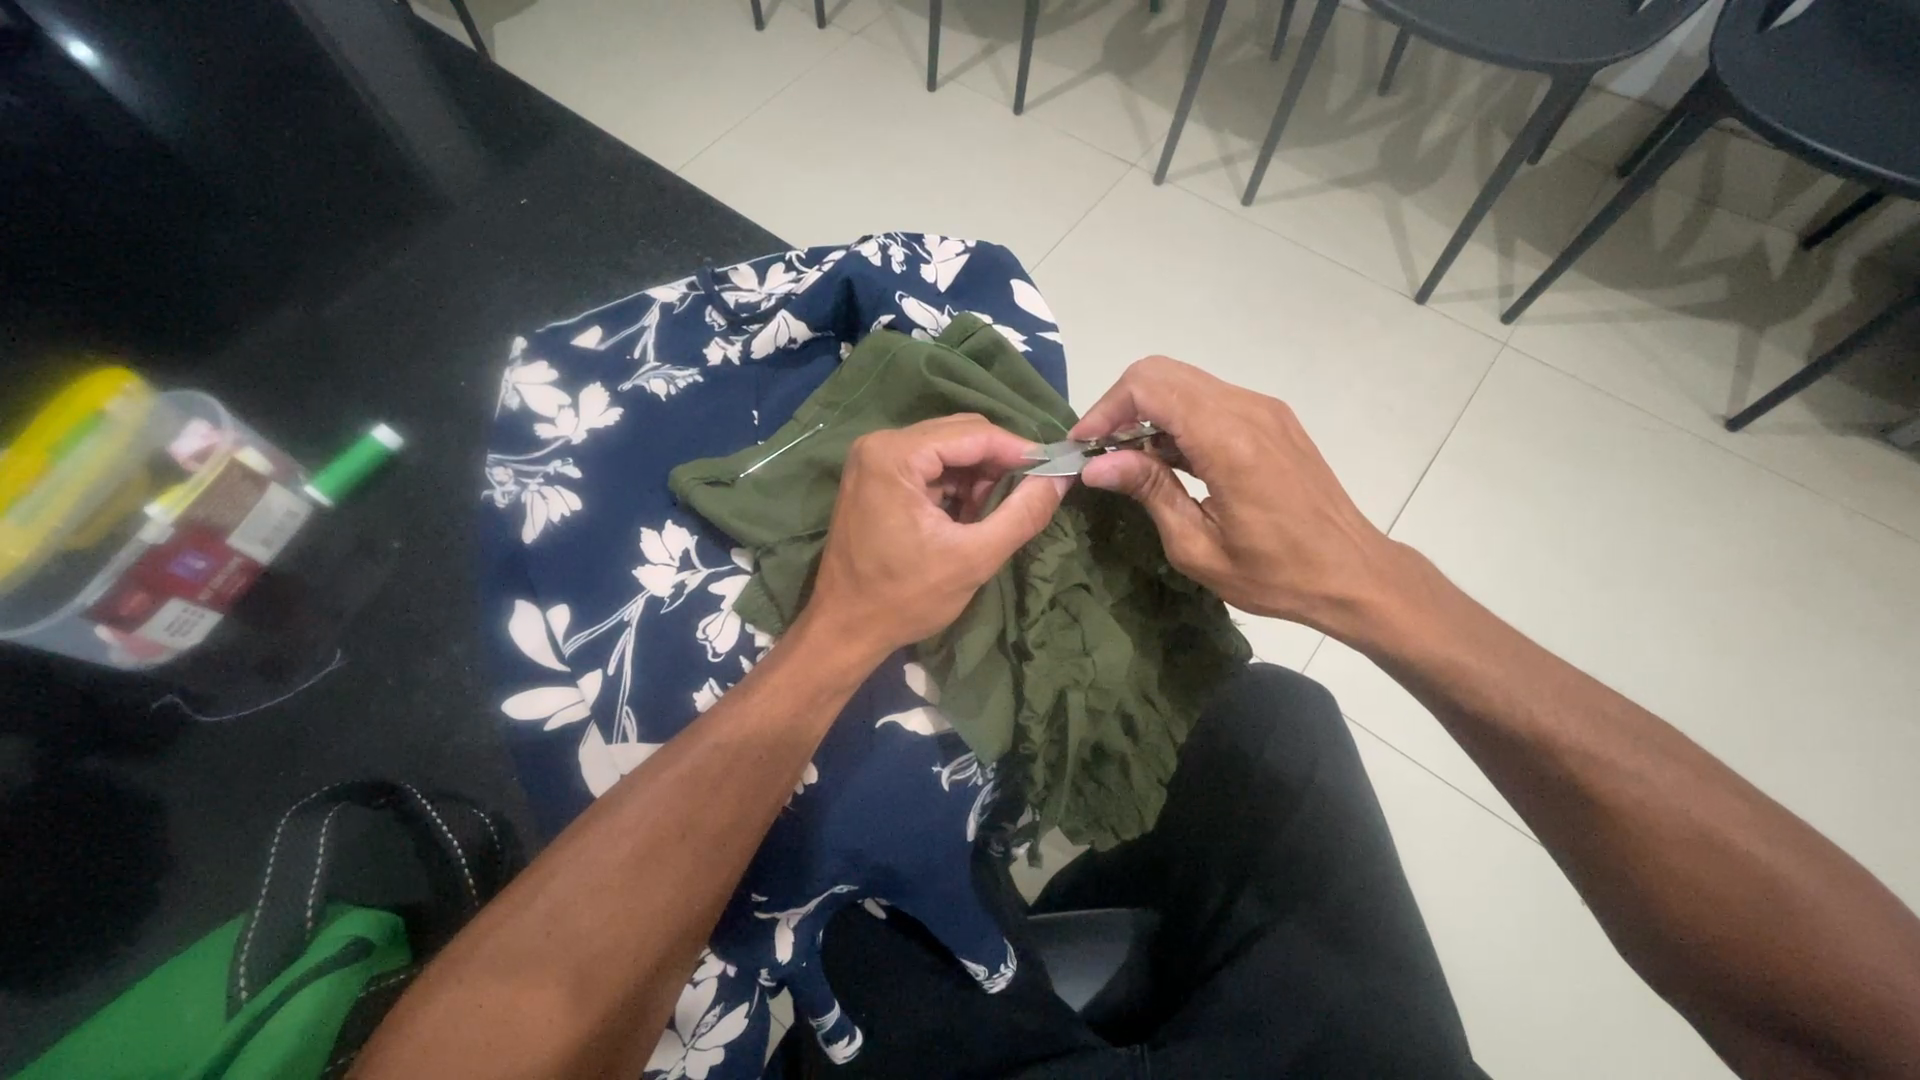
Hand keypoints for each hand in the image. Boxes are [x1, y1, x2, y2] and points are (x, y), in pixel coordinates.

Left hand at [803, 414, 1070, 661]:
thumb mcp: (973, 559)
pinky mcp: (876, 479)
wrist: (844, 630)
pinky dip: (957, 488)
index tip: (1055, 472)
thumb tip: (1061, 478)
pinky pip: (930, 468)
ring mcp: (874, 460)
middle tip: (1029, 497)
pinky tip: (971, 518)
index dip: (1020, 451)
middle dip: (998, 465)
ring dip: (979, 478)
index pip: (974, 433)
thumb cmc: (904, 598)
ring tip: (996, 516)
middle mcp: (880, 445)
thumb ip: (1022, 514)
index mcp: (894, 455)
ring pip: (948, 451)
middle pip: (960, 435)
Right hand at [1072, 356, 1413, 635]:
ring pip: (1184, 382)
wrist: (1353, 573)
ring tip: (1127, 461)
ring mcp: (1264, 410)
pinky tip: (1166, 460)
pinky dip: (1176, 418)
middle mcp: (1247, 410)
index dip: (1105, 409)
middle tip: (1100, 453)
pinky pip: (1209, 399)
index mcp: (1228, 442)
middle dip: (1120, 405)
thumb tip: (1097, 466)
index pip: (1150, 387)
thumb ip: (1149, 492)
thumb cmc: (1275, 574)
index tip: (1083, 446)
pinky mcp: (1272, 419)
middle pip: (1162, 373)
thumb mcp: (1198, 547)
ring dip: (1147, 411)